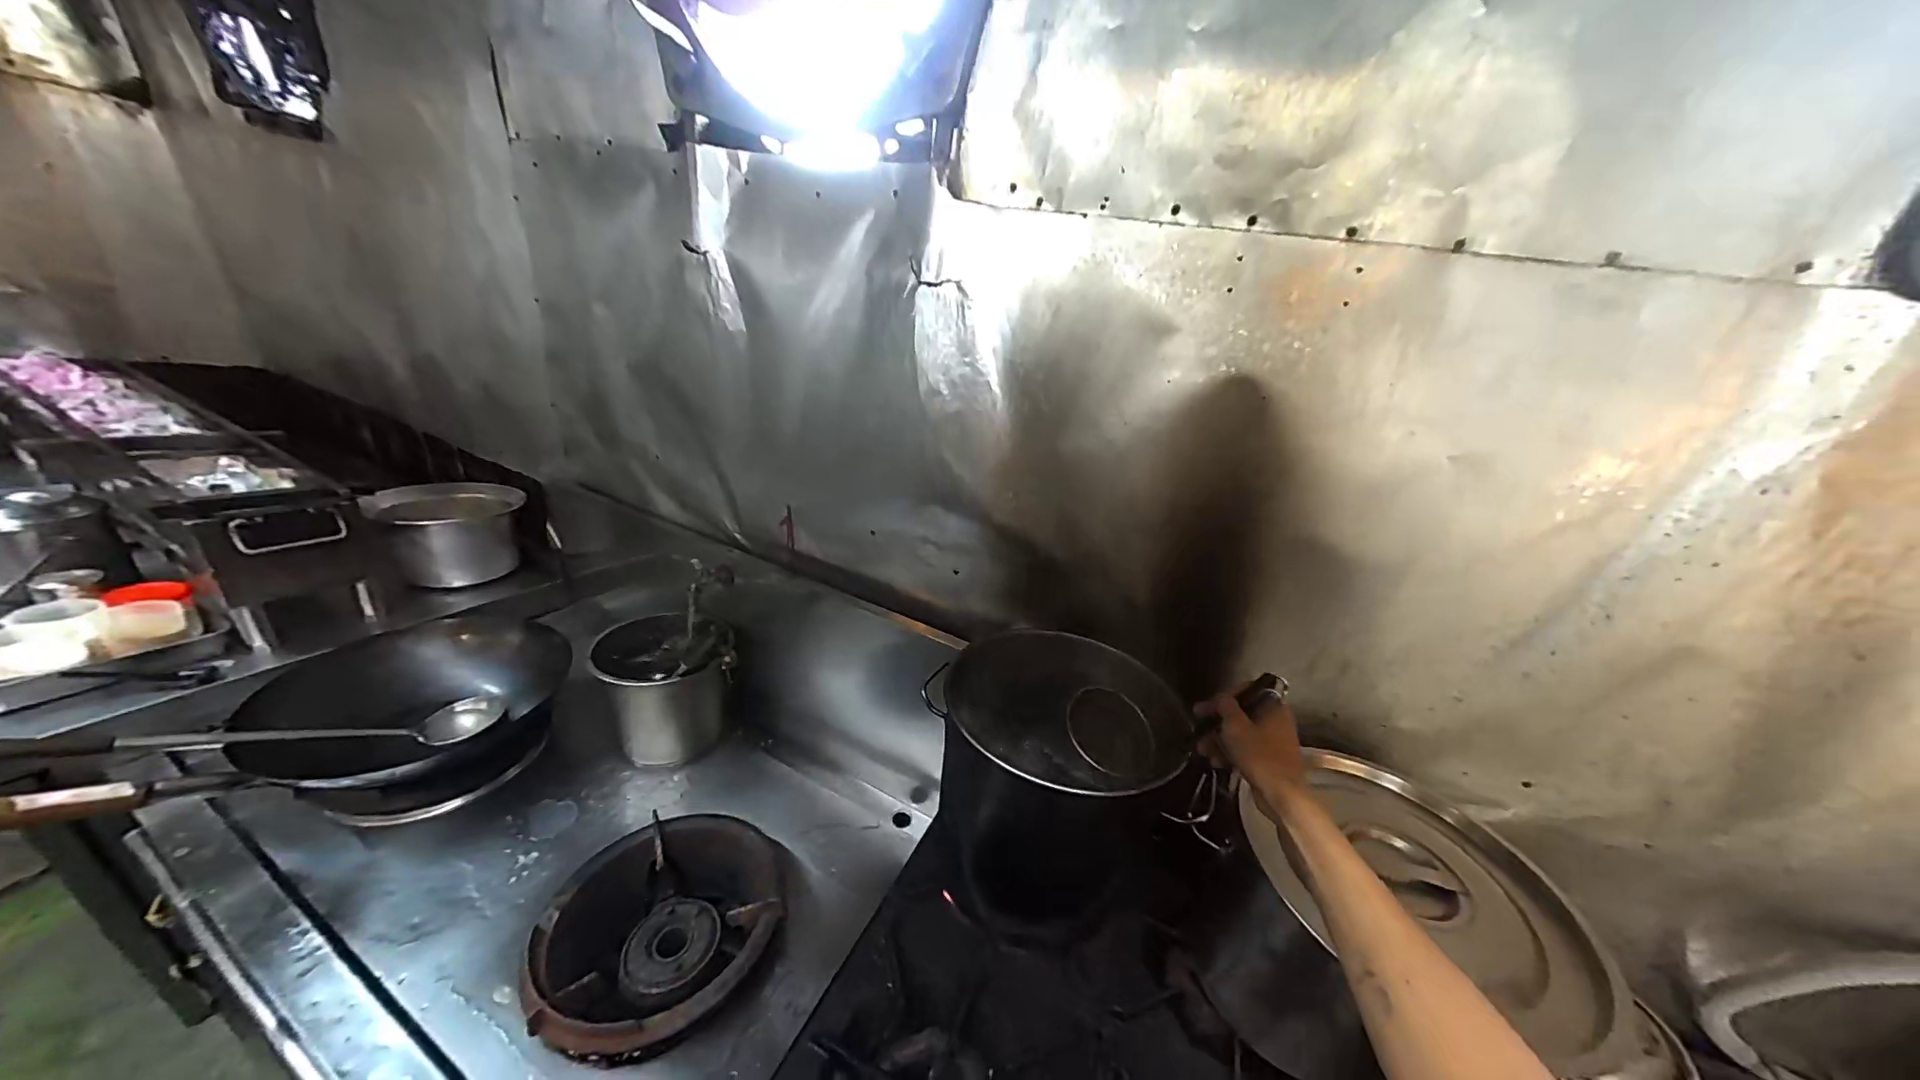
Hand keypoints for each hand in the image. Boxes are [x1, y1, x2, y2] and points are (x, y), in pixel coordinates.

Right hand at [1197, 682, 1307, 794]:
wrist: (1282, 794)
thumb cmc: (1258, 755)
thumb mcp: (1235, 725)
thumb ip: (1225, 706)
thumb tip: (1221, 697)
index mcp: (1273, 707)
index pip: (1245, 691)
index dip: (1223, 697)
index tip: (1206, 708)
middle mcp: (1276, 721)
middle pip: (1240, 715)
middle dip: (1216, 724)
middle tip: (1199, 730)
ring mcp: (1273, 742)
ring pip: (1240, 734)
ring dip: (1219, 741)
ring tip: (1203, 751)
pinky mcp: (1269, 760)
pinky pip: (1245, 750)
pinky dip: (1230, 753)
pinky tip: (1216, 762)